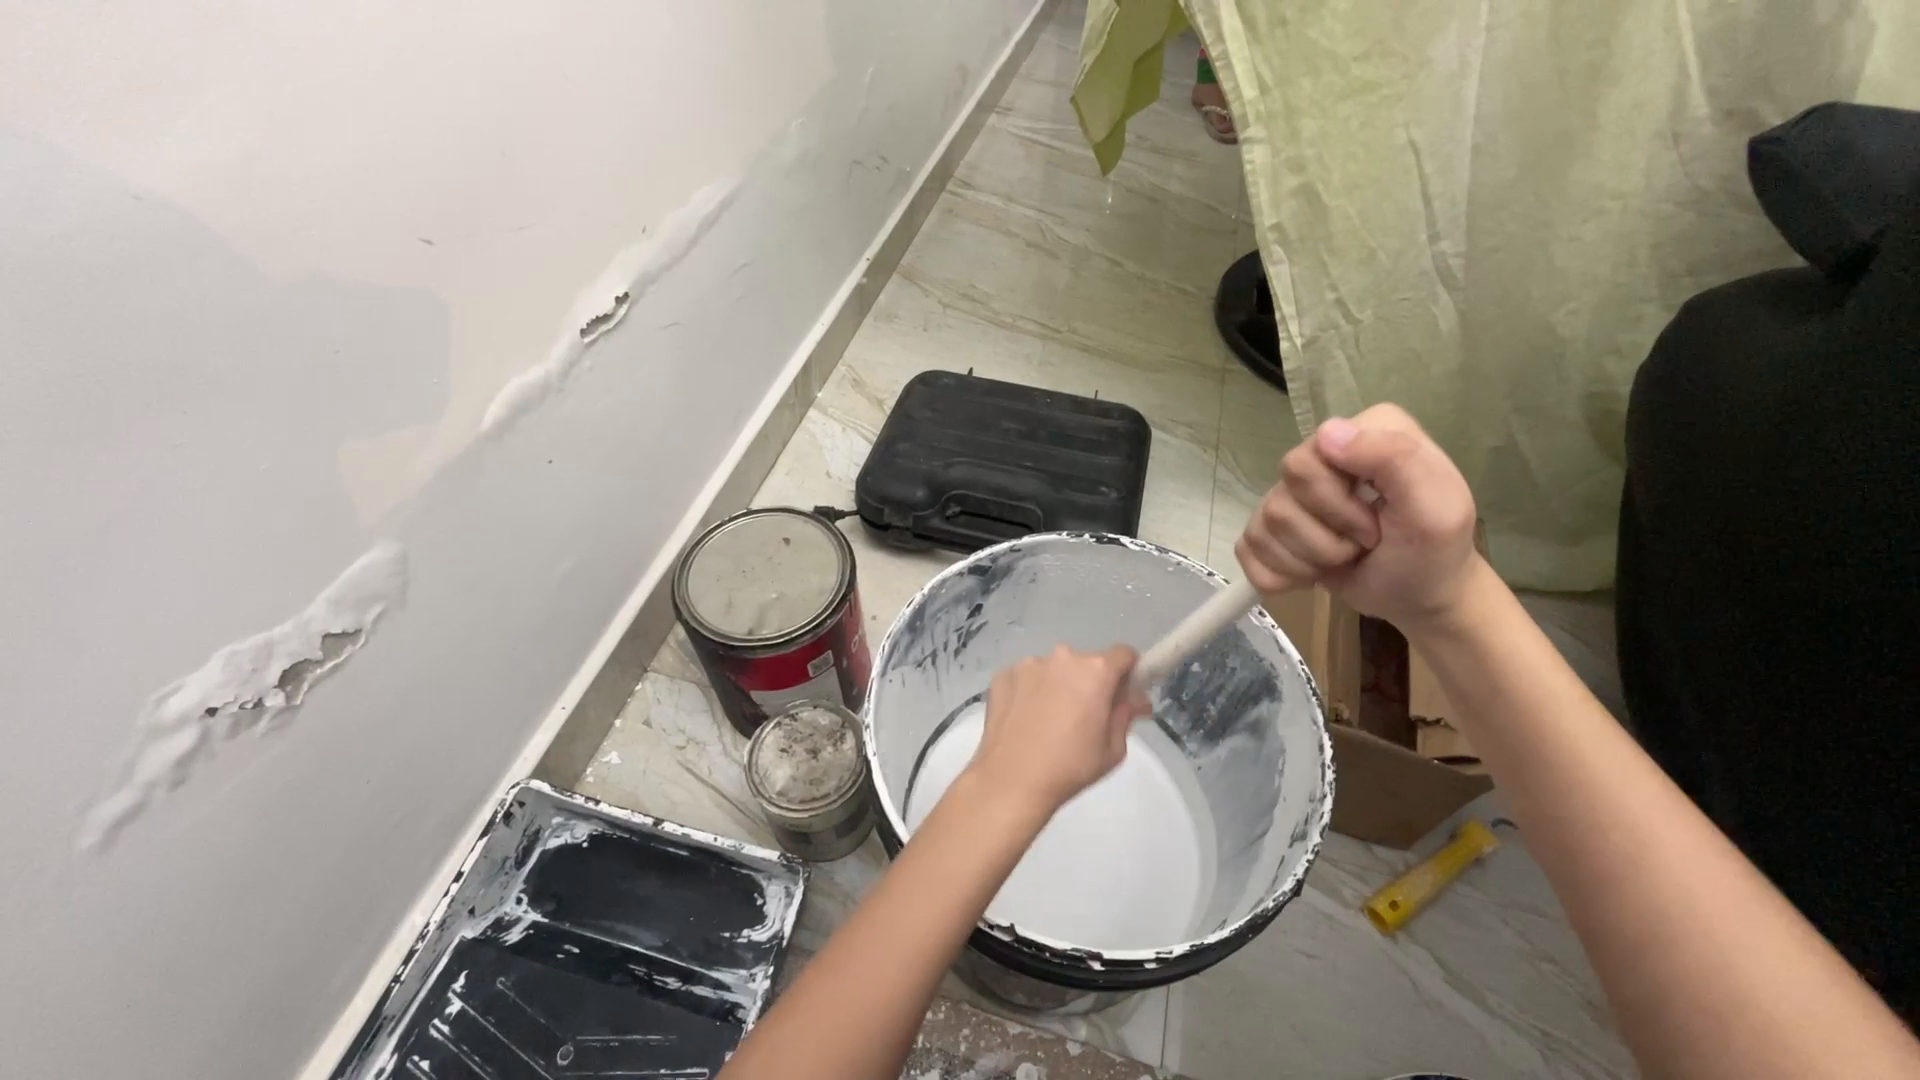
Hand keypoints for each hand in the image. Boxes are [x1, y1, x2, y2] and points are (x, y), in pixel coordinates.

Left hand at [966, 646, 1150, 814]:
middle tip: (1086, 717)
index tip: (1123, 696)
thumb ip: (1126, 715)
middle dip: (1091, 684)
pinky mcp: (1002, 676)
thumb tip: (1134, 700)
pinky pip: (1026, 679)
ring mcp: (1027, 664)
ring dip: (1059, 686)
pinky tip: (1026, 720)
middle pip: (1086, 663)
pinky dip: (1030, 692)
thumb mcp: (1113, 748)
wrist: (1010, 781)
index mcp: (1094, 671)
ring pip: (1054, 670)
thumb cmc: (1069, 767)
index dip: (1128, 674)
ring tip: (1050, 721)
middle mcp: (1061, 658)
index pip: (1124, 655)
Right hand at [1235, 403, 1481, 630]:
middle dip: (1324, 536)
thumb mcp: (1437, 505)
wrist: (1419, 598)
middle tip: (1364, 542)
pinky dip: (1283, 575)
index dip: (1336, 502)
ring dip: (1311, 560)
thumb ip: (1395, 458)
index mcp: (1360, 432)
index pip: (1305, 458)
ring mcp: (1288, 494)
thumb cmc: (1433, 553)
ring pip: (1265, 528)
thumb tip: (1326, 434)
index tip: (1378, 519)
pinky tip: (1312, 574)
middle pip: (1280, 497)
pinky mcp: (1268, 530)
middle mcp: (1318, 454)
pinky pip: (1248, 550)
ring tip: (1345, 558)